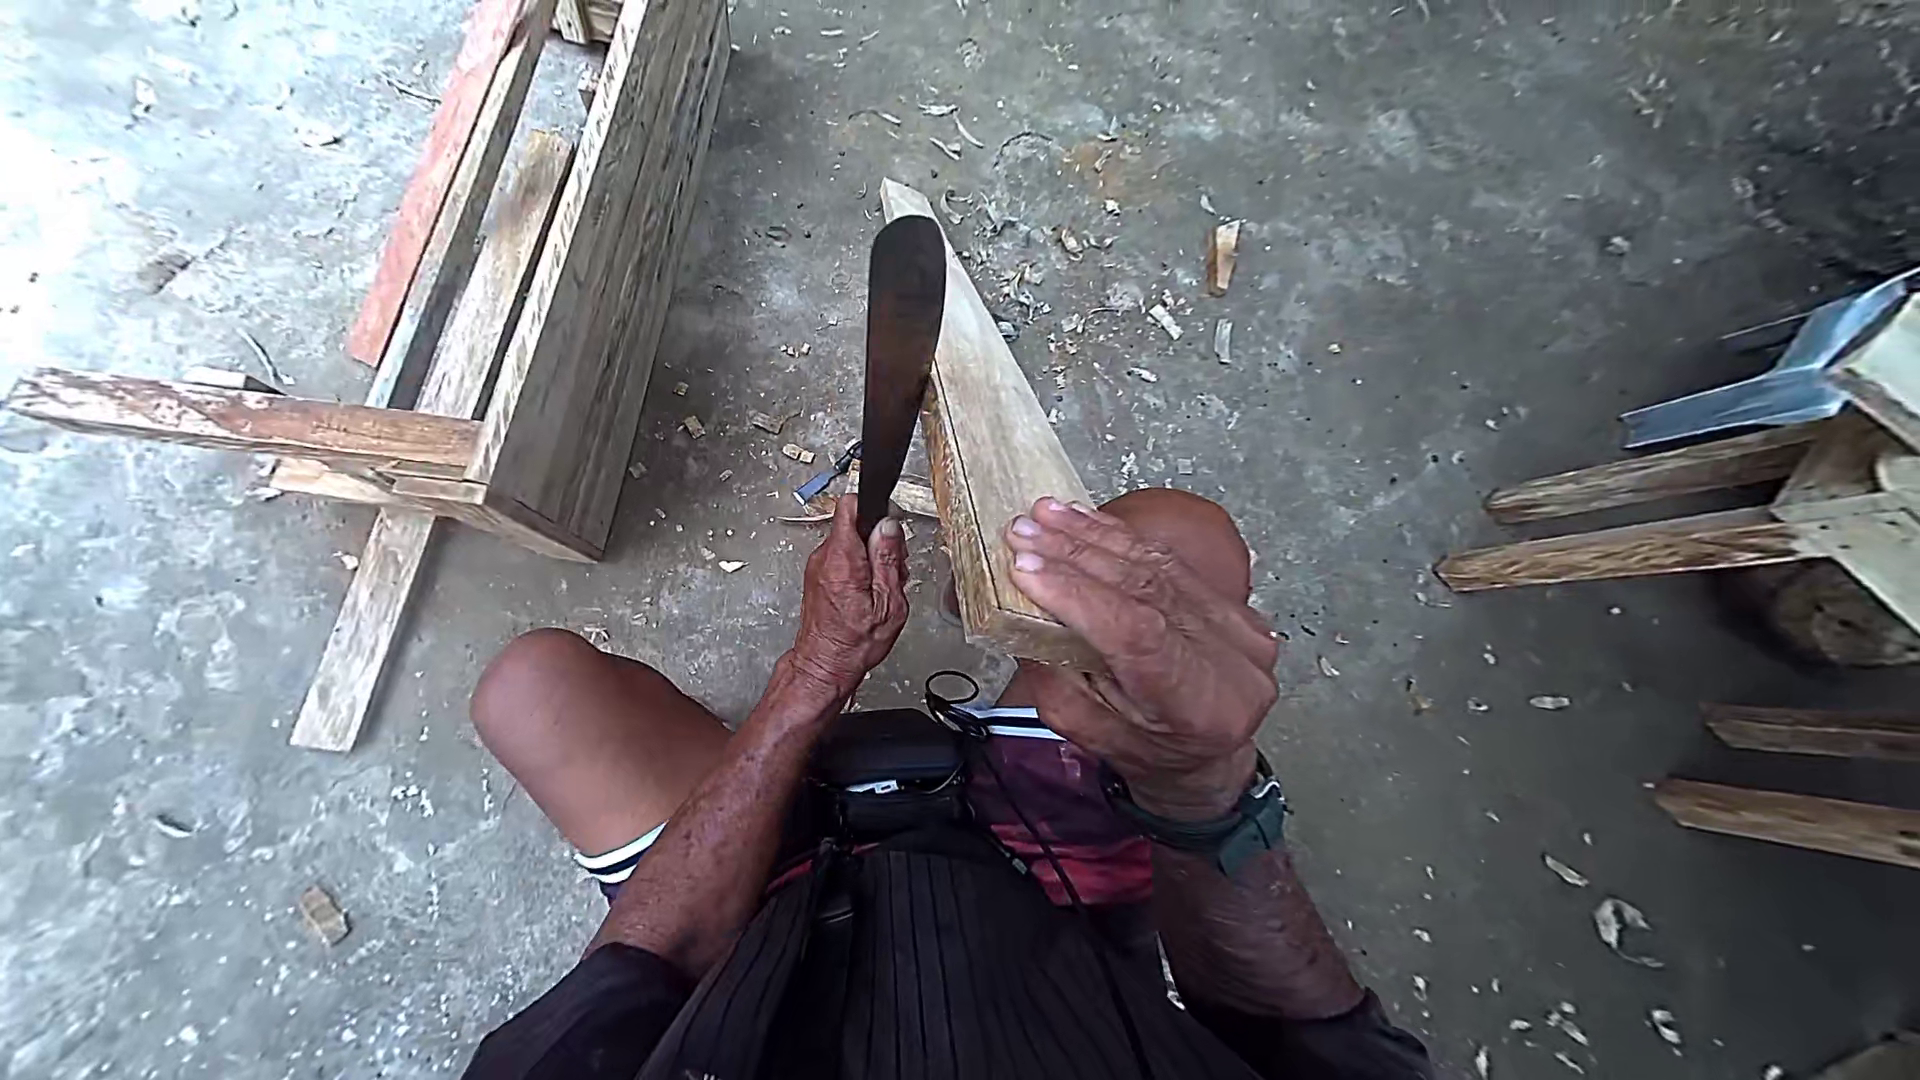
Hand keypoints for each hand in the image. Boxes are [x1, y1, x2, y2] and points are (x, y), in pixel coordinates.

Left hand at [788, 495, 909, 700]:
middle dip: (879, 540)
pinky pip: (843, 557)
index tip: (889, 527)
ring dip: (872, 556)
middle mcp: (824, 557)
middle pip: (855, 524)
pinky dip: (860, 568)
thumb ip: (888, 559)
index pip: (850, 506)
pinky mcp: (818, 575)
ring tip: (881, 586)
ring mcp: (818, 565)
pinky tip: (869, 591)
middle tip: (892, 569)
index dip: (875, 510)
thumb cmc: (853, 643)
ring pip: (851, 541)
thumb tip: (889, 525)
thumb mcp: (888, 603)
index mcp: (842, 559)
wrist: (825, 665)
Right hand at [1003, 497, 1278, 818]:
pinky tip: (1082, 518)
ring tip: (1045, 514)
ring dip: (1091, 535)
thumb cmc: (1144, 750)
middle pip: (1145, 589)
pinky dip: (1119, 536)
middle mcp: (1233, 662)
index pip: (1135, 632)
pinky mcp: (1231, 603)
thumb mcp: (1087, 731)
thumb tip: (1026, 608)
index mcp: (1199, 707)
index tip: (1024, 568)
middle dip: (1074, 555)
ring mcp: (1241, 627)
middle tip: (1024, 532)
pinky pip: (1167, 560)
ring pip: (1155, 564)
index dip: (1076, 595)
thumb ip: (1057, 676)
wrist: (1204, 755)